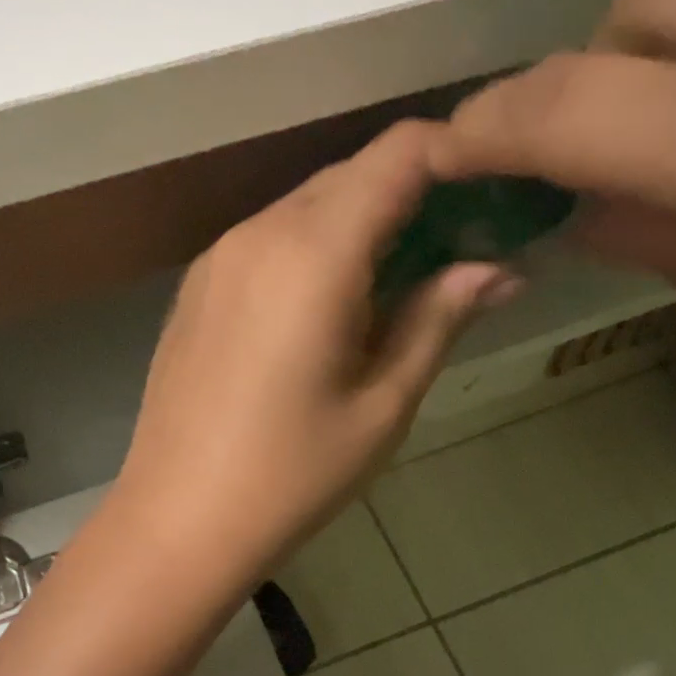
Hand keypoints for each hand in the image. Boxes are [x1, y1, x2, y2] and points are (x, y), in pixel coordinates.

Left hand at [108, 121, 514, 578]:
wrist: (177, 521)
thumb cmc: (292, 475)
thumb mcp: (383, 403)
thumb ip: (439, 318)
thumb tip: (498, 268)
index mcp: (313, 252)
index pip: (398, 153)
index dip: (457, 155)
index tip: (497, 194)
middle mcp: (258, 232)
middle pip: (351, 174)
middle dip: (415, 193)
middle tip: (463, 247)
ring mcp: (218, 257)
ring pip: (307, 205)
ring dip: (363, 222)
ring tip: (404, 280)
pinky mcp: (197, 287)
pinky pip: (270, 240)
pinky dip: (315, 247)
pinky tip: (333, 305)